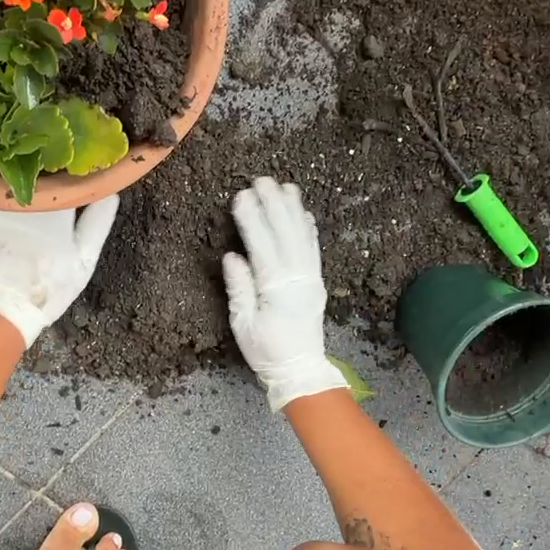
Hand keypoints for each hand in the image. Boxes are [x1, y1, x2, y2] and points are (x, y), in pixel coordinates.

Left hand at [0, 196, 119, 349]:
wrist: (4, 306)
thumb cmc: (51, 286)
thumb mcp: (84, 261)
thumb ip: (98, 224)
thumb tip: (111, 195)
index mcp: (59, 209)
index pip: (73, 182)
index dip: (79, 182)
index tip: (85, 184)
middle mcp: (33, 201)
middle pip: (49, 182)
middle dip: (58, 183)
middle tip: (66, 192)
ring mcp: (9, 206)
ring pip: (29, 190)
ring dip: (37, 192)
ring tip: (45, 203)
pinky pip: (8, 200)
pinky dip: (18, 205)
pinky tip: (23, 218)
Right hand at [222, 177, 345, 411]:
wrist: (300, 370)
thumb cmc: (266, 350)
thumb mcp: (243, 324)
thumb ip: (239, 288)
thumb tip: (232, 256)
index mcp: (276, 288)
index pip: (261, 245)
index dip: (251, 219)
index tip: (241, 195)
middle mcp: (297, 279)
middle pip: (285, 233)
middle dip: (273, 204)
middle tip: (262, 179)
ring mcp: (310, 279)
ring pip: (302, 236)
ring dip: (293, 210)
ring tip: (286, 186)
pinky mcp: (316, 282)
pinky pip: (314, 249)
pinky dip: (309, 229)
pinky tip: (304, 213)